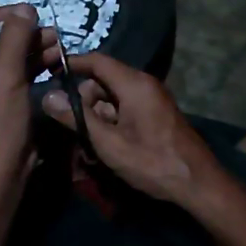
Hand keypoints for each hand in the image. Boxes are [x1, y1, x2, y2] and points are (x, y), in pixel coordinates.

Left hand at [0, 5, 57, 188]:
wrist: (1, 170)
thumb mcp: (7, 75)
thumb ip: (15, 38)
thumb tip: (26, 8)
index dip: (3, 15)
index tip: (31, 16)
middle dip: (24, 32)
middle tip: (51, 32)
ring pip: (9, 51)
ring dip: (33, 45)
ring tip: (59, 43)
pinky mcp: (1, 94)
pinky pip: (17, 68)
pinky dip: (35, 61)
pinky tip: (57, 58)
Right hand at [40, 52, 242, 213]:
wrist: (198, 184)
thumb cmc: (151, 162)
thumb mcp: (107, 142)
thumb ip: (76, 118)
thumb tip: (47, 97)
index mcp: (134, 84)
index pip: (96, 61)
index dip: (71, 65)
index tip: (48, 76)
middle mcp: (144, 85)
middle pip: (102, 81)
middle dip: (83, 102)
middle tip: (72, 128)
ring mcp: (151, 100)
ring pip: (111, 98)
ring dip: (96, 117)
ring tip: (90, 145)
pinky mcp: (155, 115)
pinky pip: (124, 109)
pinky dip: (111, 123)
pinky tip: (106, 147)